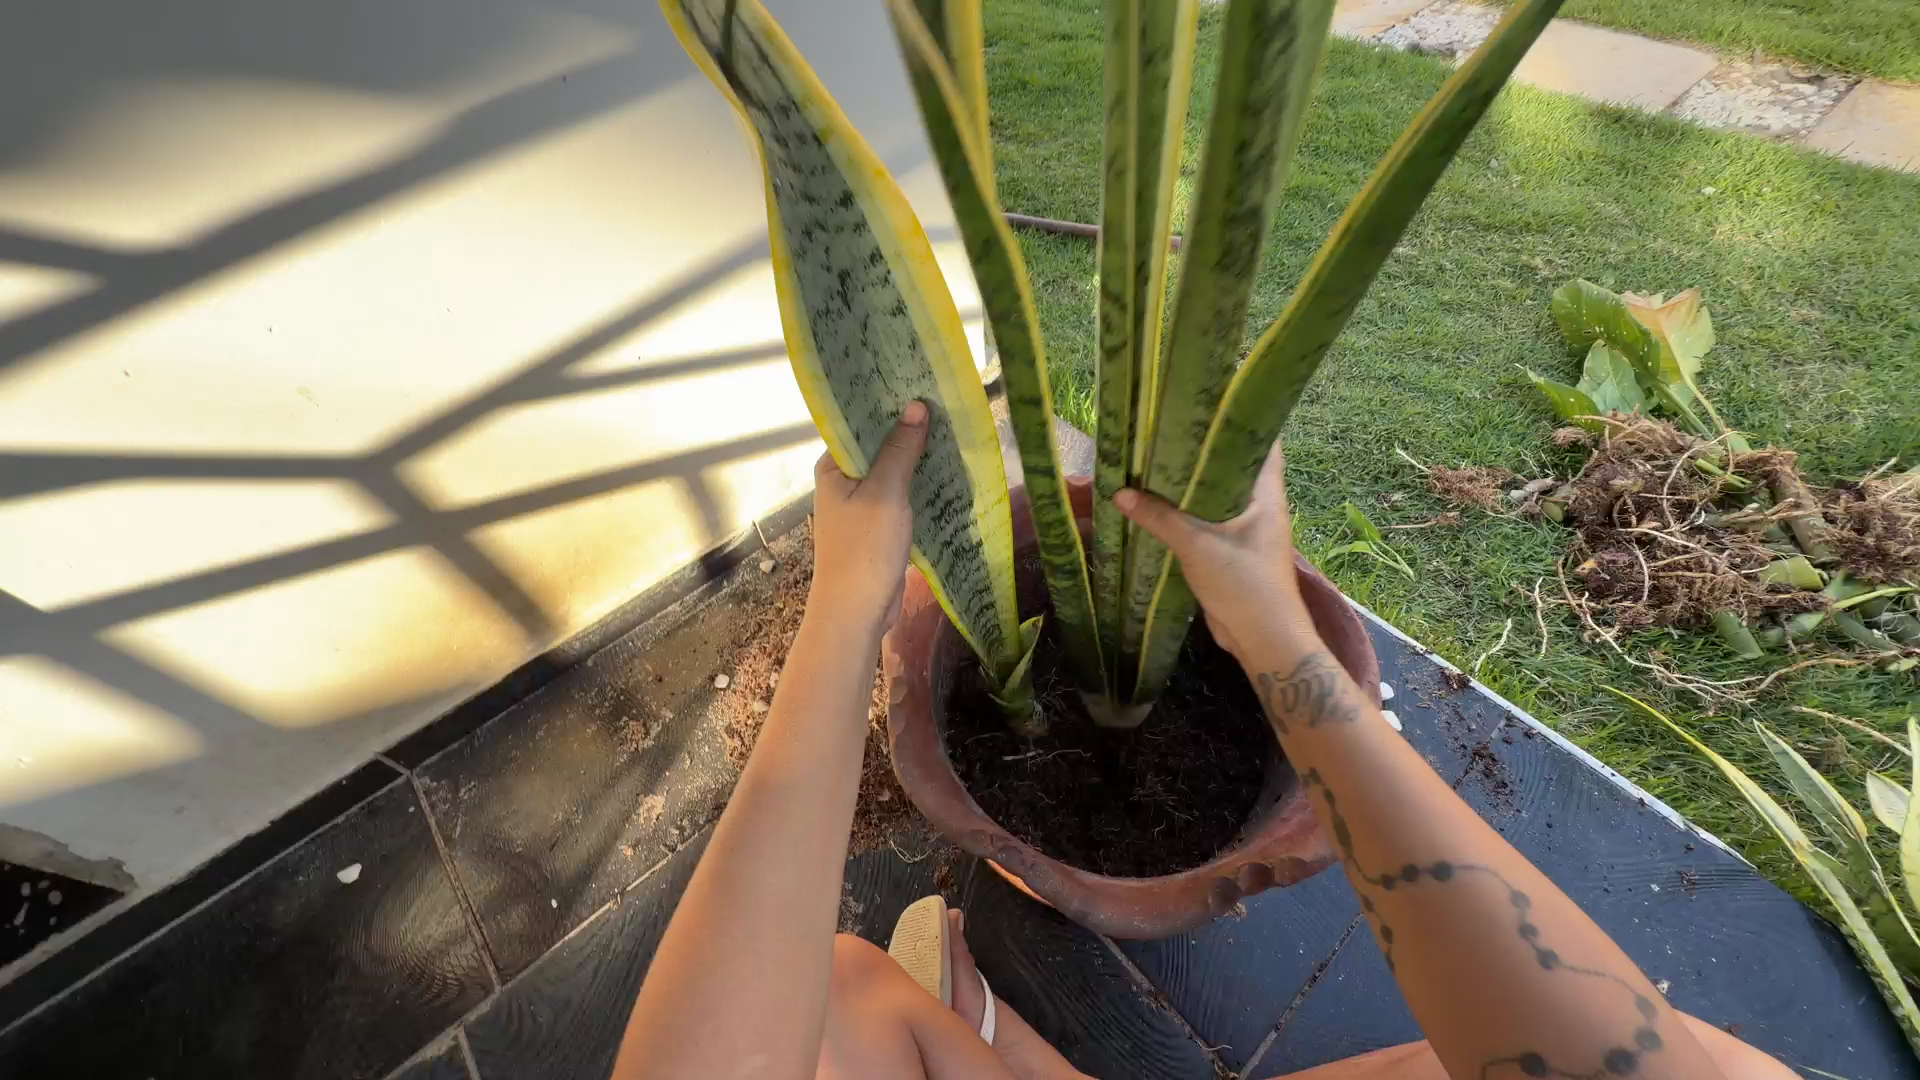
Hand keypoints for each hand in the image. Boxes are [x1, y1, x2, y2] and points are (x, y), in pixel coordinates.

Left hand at [807, 401, 928, 633]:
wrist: (856, 612)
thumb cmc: (864, 549)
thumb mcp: (885, 493)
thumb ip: (900, 450)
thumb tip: (915, 406)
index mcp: (834, 467)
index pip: (860, 424)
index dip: (887, 404)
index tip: (918, 383)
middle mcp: (844, 481)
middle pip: (878, 446)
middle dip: (908, 429)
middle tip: (944, 403)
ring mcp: (861, 504)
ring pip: (893, 471)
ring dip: (917, 458)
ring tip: (952, 430)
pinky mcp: (879, 525)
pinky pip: (901, 495)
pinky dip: (920, 485)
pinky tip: (946, 472)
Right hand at [1114, 440, 1315, 662]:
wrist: (1261, 638)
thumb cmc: (1243, 583)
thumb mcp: (1196, 545)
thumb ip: (1158, 518)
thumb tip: (1119, 493)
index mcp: (1266, 495)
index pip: (1263, 444)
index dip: (1243, 420)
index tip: (1211, 403)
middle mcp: (1260, 507)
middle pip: (1233, 468)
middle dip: (1204, 452)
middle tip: (1167, 432)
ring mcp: (1246, 532)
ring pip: (1216, 498)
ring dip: (1190, 486)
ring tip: (1155, 464)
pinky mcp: (1230, 553)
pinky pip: (1206, 523)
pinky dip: (1185, 515)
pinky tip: (1157, 509)